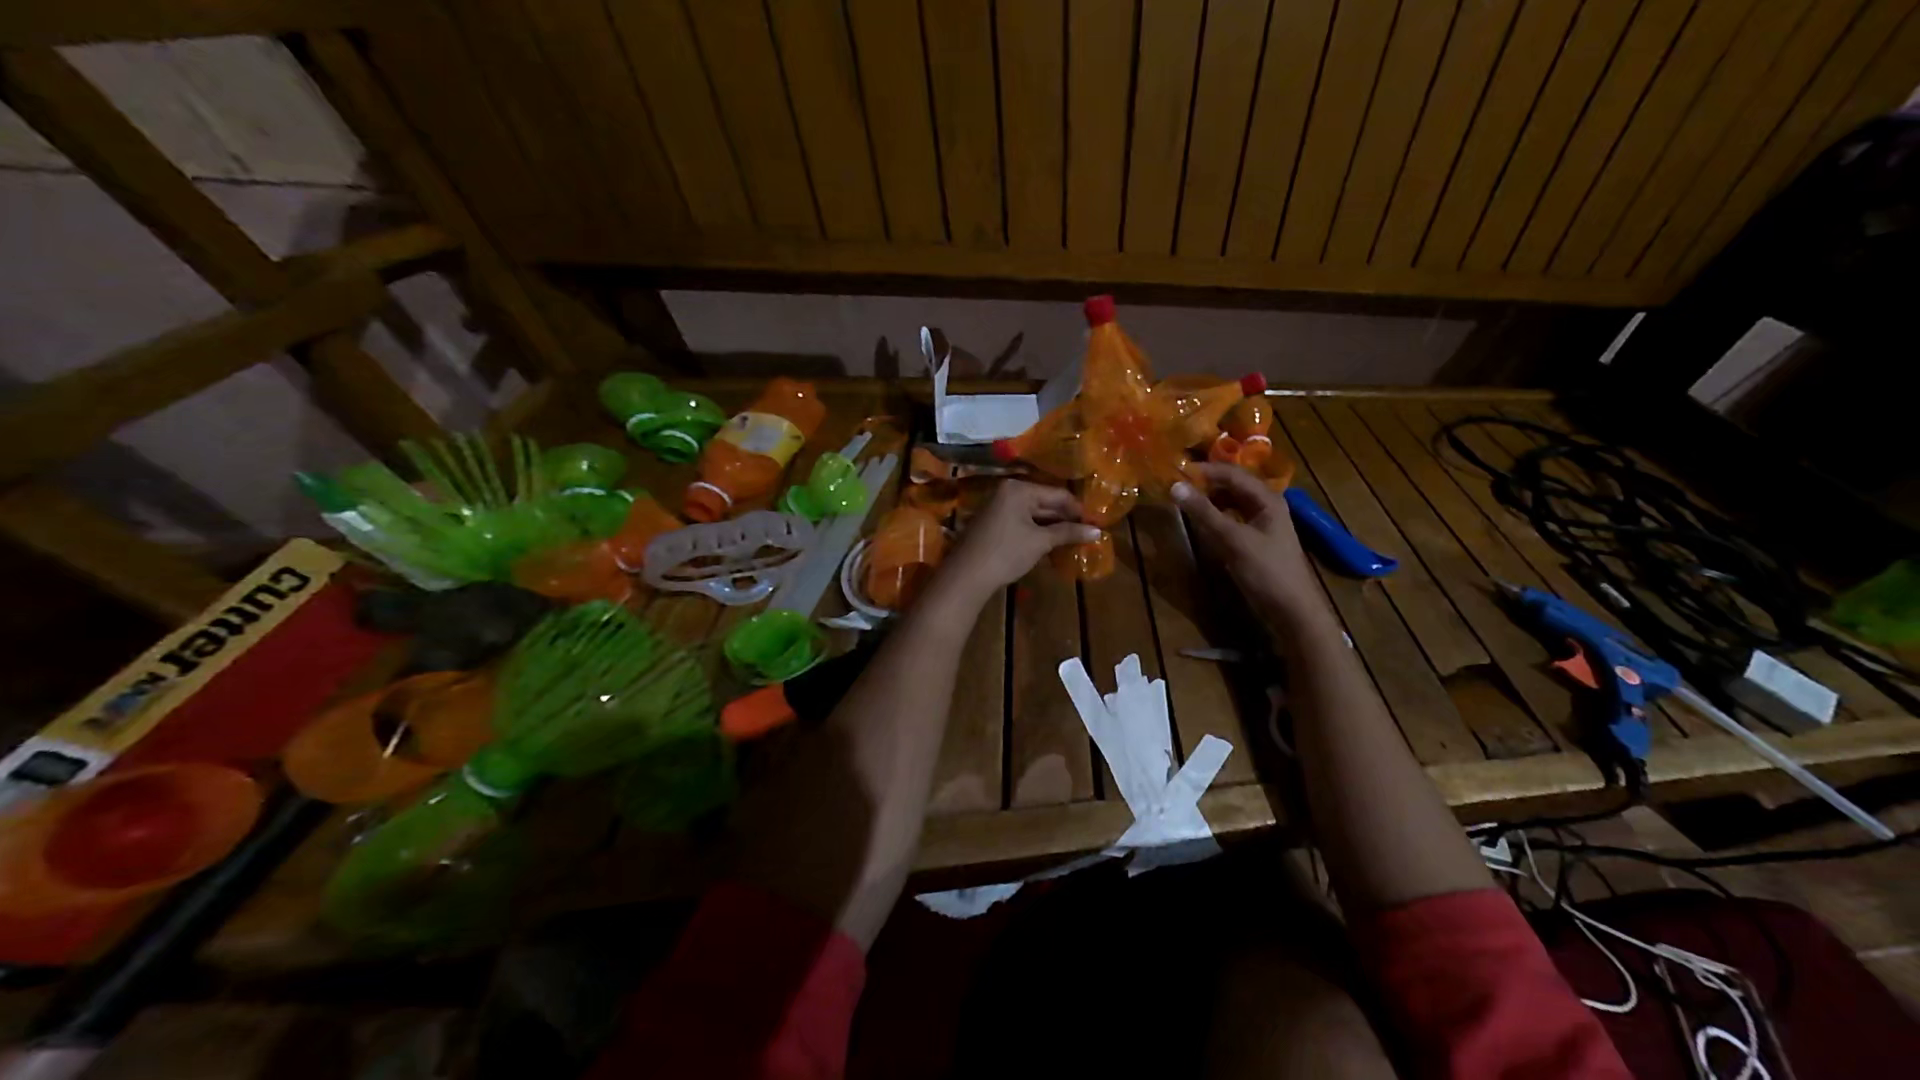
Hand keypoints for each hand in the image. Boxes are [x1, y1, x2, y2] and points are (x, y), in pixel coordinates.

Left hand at [942, 481, 1100, 598]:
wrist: (966, 576)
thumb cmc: (1006, 553)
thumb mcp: (1040, 541)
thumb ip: (1068, 532)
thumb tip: (1097, 531)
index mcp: (1019, 489)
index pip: (1057, 494)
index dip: (1078, 510)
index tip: (1096, 524)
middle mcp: (1007, 492)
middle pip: (1045, 502)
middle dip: (1065, 519)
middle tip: (1087, 533)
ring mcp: (997, 507)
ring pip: (1033, 514)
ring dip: (1052, 526)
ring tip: (1073, 540)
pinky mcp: (992, 523)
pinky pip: (1021, 522)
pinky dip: (1036, 531)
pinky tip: (1051, 544)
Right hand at [1173, 463, 1327, 633]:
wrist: (1292, 611)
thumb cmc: (1266, 571)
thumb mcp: (1233, 540)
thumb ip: (1204, 512)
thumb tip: (1175, 486)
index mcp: (1267, 499)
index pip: (1232, 473)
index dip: (1205, 470)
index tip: (1176, 471)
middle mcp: (1266, 506)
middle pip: (1233, 485)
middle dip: (1206, 483)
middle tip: (1177, 485)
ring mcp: (1262, 524)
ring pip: (1232, 502)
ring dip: (1210, 499)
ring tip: (1185, 501)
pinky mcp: (1256, 541)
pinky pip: (1232, 518)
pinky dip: (1215, 516)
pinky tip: (1201, 522)